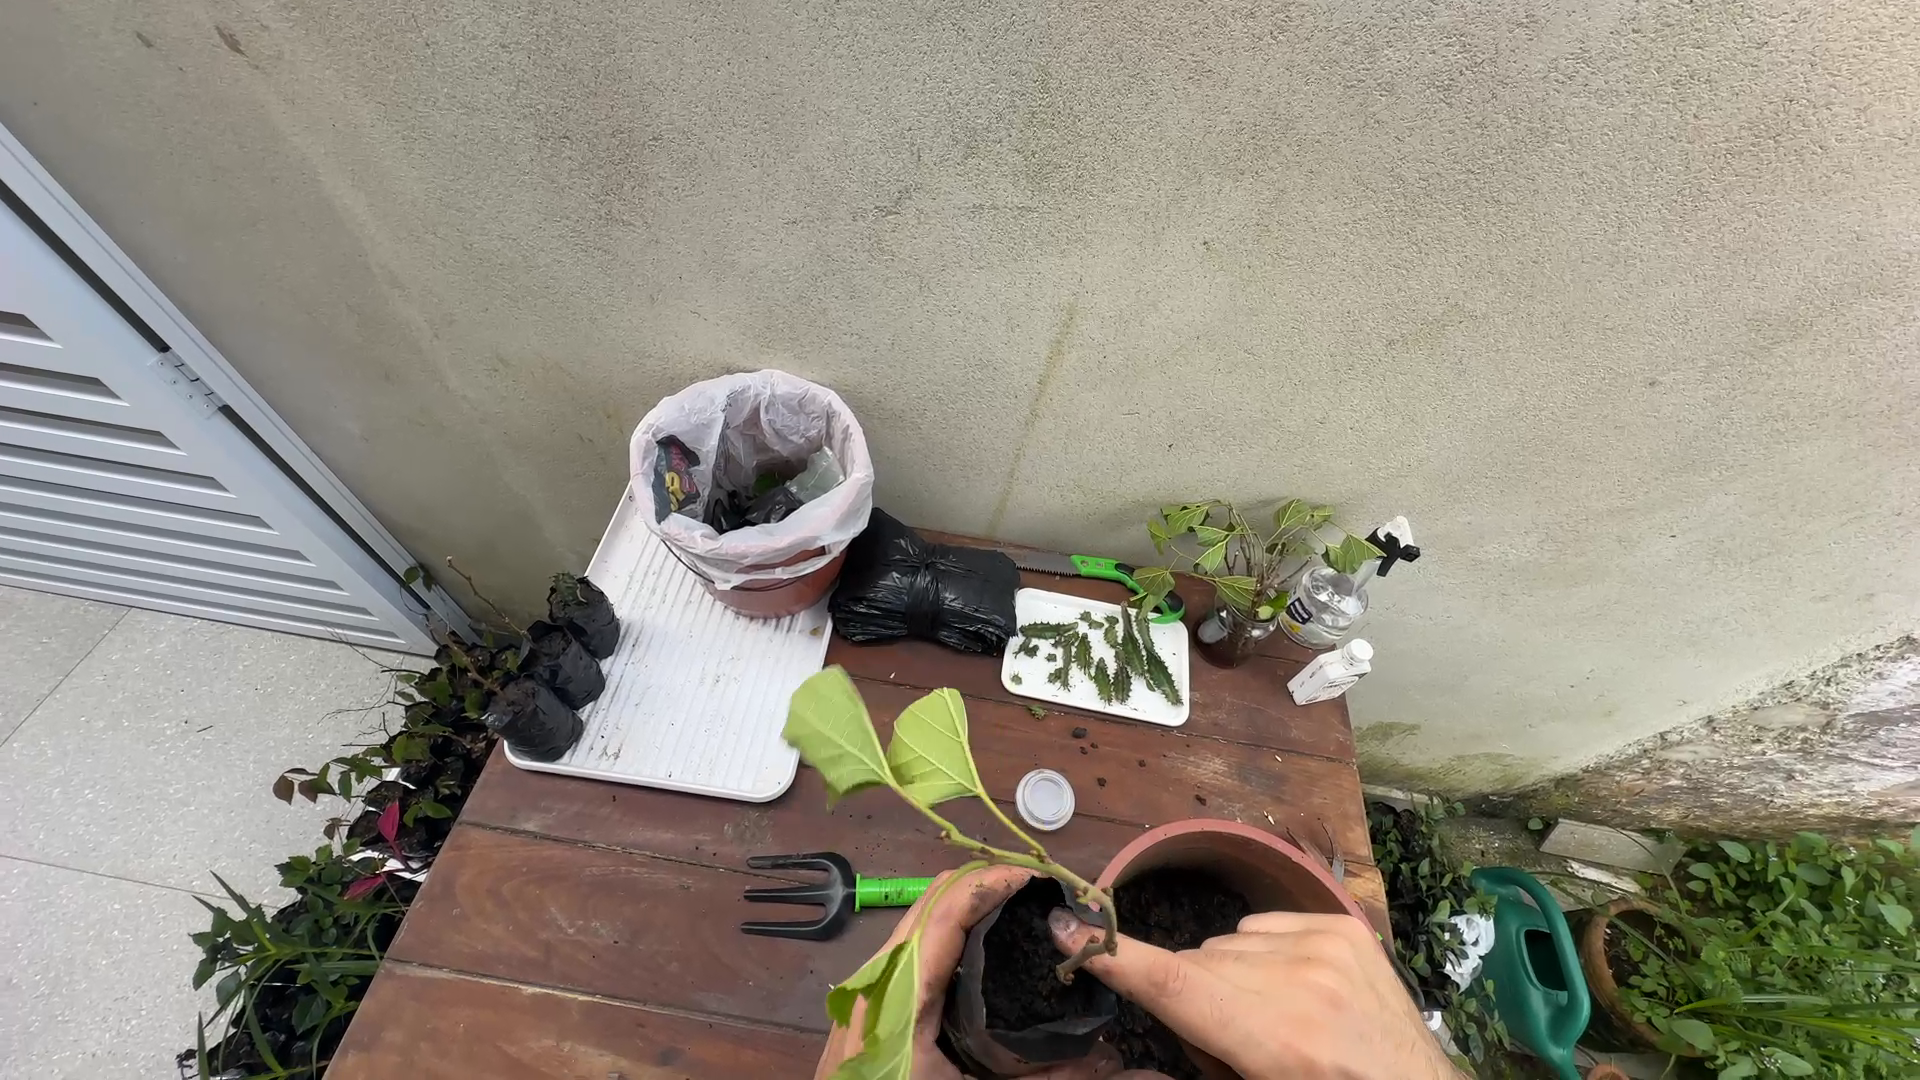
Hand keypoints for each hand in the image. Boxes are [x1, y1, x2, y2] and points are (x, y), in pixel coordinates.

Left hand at [815, 866, 1127, 1079]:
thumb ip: (1032, 1076)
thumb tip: (1100, 1057)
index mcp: (903, 991)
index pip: (946, 912)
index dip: (989, 884)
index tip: (1034, 876)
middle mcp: (883, 970)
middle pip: (933, 899)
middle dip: (983, 881)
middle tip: (1033, 886)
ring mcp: (874, 978)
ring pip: (922, 912)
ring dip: (965, 896)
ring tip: (1013, 899)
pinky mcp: (873, 992)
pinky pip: (914, 936)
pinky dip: (948, 920)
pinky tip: (977, 935)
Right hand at [1049, 908, 1463, 1079]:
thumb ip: (1201, 1049)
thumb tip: (1163, 992)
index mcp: (1277, 1040)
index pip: (1173, 984)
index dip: (1116, 954)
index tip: (1064, 925)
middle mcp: (1299, 981)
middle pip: (1197, 963)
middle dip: (1196, 992)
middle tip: (1233, 1037)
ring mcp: (1325, 945)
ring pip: (1227, 941)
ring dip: (1231, 972)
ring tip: (1277, 1015)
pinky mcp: (1343, 926)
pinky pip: (1264, 925)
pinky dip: (1265, 953)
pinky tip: (1300, 987)